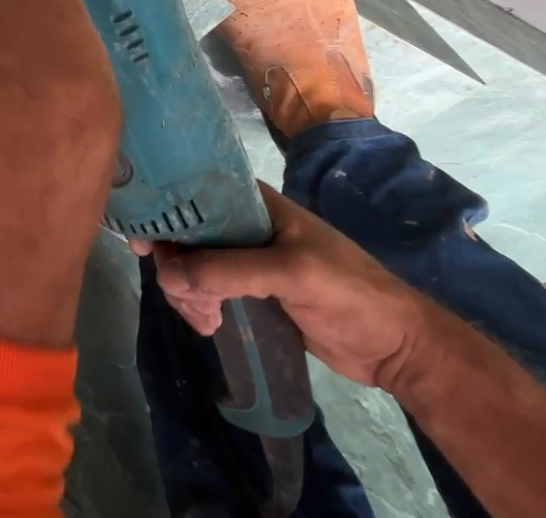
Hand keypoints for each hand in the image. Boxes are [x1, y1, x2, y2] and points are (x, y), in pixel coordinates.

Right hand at [135, 184, 429, 389]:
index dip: (161, 214)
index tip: (144, 246)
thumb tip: (168, 278)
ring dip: (185, 292)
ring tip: (205, 321)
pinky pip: (201, 287)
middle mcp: (241, 224)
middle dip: (176, 267)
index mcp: (253, 204)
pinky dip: (195, 305)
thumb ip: (227, 271)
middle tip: (187, 299)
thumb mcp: (292, 274)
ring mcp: (242, 258)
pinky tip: (209, 325)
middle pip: (181, 234)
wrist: (400, 350)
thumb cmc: (353, 296)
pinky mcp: (245, 289)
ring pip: (187, 264)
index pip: (189, 195)